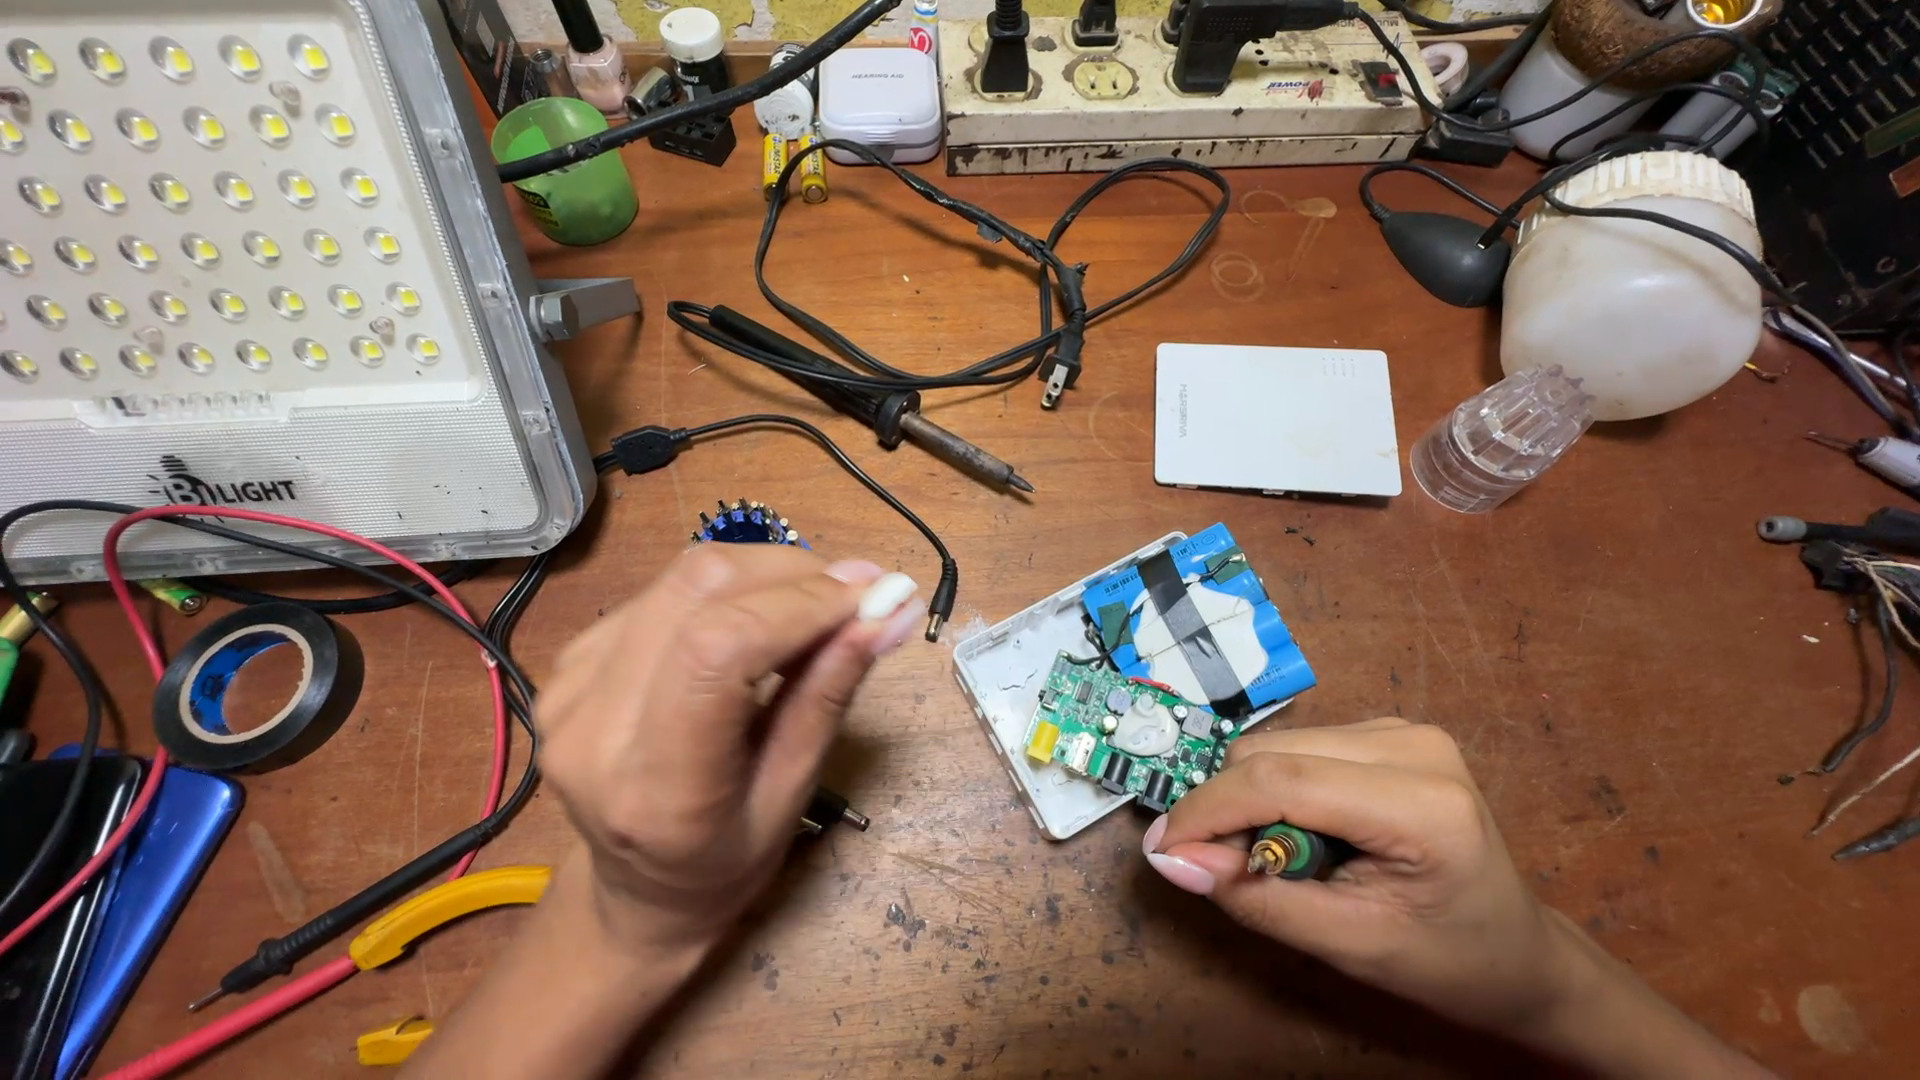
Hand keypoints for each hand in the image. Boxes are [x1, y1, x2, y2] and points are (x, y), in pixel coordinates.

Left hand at [535, 545, 919, 950]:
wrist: (636, 889)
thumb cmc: (727, 861)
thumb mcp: (793, 795)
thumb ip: (830, 695)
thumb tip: (890, 610)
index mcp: (655, 786)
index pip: (721, 649)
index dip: (803, 605)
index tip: (872, 597)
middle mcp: (593, 724)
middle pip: (700, 590)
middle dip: (795, 573)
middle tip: (857, 591)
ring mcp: (570, 685)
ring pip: (685, 576)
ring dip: (768, 572)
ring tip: (820, 604)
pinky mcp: (570, 658)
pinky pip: (667, 591)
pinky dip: (732, 588)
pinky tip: (763, 619)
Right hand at [1144, 717, 1576, 1035]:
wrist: (1521, 952)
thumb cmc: (1445, 961)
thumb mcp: (1344, 944)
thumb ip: (1252, 896)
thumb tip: (1169, 857)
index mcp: (1422, 803)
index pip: (1282, 781)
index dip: (1209, 810)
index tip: (1164, 848)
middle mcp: (1410, 743)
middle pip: (1269, 753)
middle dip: (1226, 808)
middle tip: (1226, 867)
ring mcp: (1400, 729)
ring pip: (1273, 745)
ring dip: (1248, 799)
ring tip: (1279, 855)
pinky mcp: (1384, 730)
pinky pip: (1293, 746)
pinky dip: (1273, 788)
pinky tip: (1304, 830)